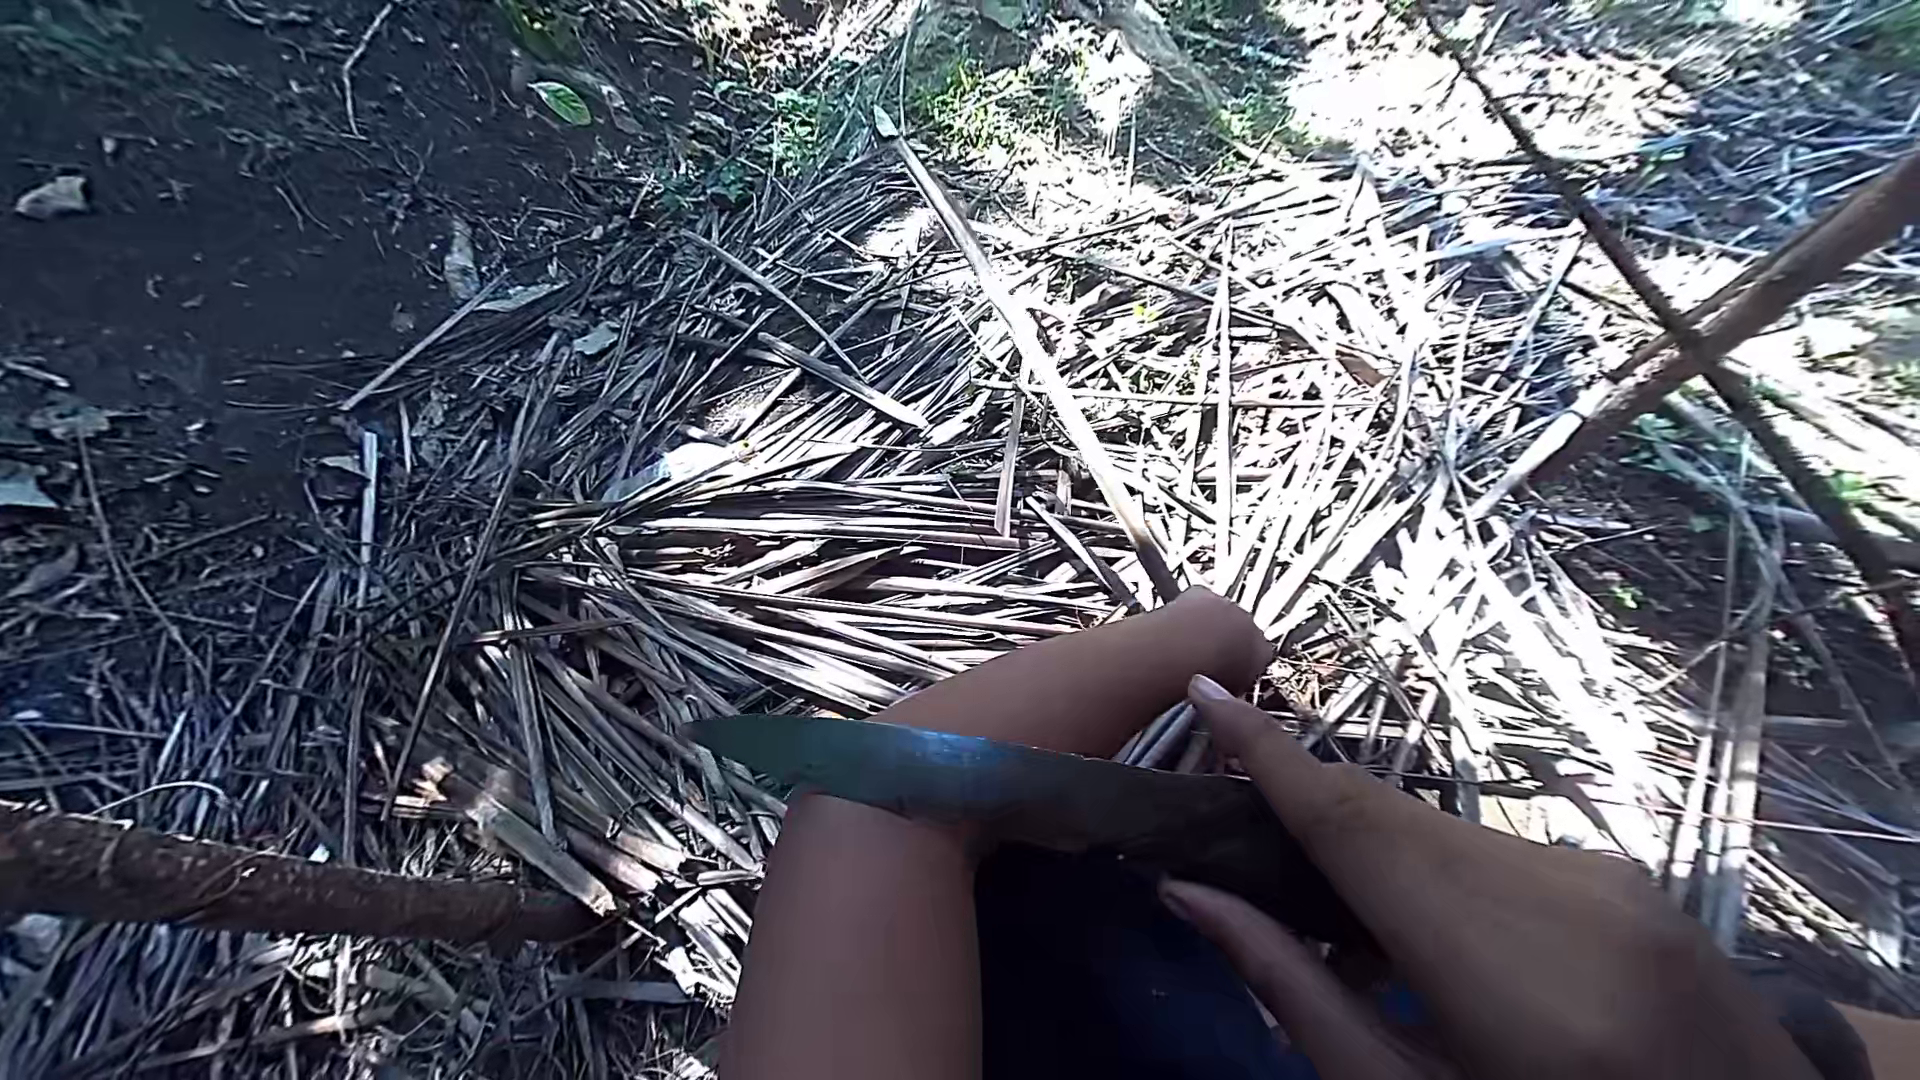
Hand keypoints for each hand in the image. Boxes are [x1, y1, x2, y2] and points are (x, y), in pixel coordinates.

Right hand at [1164, 675, 1821, 1079]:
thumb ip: (1288, 985)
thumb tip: (1182, 891)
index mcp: (1515, 979)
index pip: (1349, 823)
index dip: (1266, 749)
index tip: (1205, 690)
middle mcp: (1563, 897)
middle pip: (1378, 812)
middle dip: (1299, 804)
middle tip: (1241, 839)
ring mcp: (1606, 878)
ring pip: (1422, 821)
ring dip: (1358, 841)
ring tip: (1338, 914)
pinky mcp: (1621, 875)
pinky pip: (1473, 841)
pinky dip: (1417, 860)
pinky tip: (1422, 927)